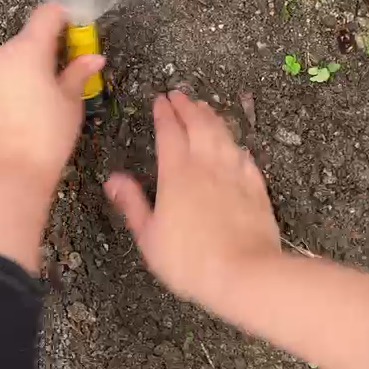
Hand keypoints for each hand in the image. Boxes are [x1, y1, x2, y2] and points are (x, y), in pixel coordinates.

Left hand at [0, 4, 103, 273]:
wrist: (5, 177)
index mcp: (27, 49)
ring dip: (27, 70)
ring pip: (10, 61)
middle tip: (65, 76)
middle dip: (47, 51)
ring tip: (43, 101)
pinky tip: (21, 114)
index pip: (47, 14)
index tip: (77, 33)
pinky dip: (10, 87)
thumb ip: (79, 73)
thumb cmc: (46, 138)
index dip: (65, 18)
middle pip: (27, 39)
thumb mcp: (70, 103)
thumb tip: (94, 57)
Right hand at [105, 91, 283, 309]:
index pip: (169, 132)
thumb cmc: (190, 261)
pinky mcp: (255, 187)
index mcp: (177, 174)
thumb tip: (114, 180)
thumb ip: (132, 204)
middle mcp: (206, 165)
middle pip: (198, 125)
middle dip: (187, 106)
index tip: (160, 100)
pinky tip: (234, 144)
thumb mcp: (150, 237)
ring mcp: (234, 173)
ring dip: (211, 117)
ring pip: (223, 134)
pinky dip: (235, 143)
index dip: (164, 113)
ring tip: (204, 107)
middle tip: (179, 95)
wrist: (244, 274)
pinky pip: (244, 156)